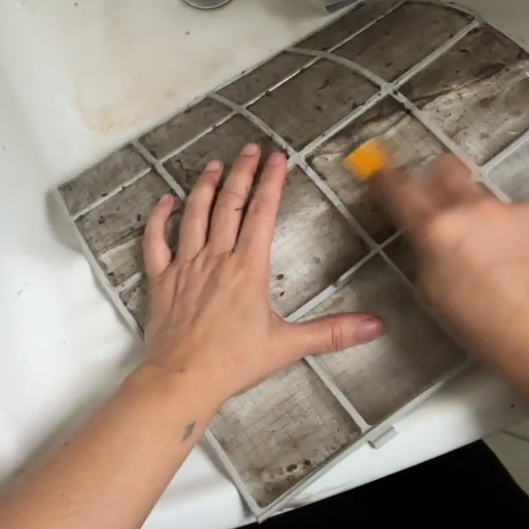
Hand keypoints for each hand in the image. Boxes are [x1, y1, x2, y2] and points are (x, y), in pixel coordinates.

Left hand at [138, 144, 383, 410]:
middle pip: (228, 204)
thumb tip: (373, 326)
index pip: (262, 213)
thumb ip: (331, 331)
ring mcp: (185, 265)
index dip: (271, 182)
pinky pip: (156, 241)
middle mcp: (215, 258)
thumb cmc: (232, 363)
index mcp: (247, 268)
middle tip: (249, 149)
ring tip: (213, 164)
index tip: (277, 159)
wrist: (183, 379)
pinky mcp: (161, 279)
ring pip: (194, 214)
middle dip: (240, 172)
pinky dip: (159, 218)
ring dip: (204, 186)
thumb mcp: (287, 346)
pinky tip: (165, 201)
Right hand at [371, 154, 528, 383]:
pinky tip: (517, 261)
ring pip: (482, 199)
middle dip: (435, 178)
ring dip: (477, 215)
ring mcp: (510, 210)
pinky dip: (507, 230)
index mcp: (436, 230)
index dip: (385, 176)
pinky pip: (512, 215)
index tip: (380, 170)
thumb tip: (429, 238)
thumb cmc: (485, 329)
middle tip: (437, 201)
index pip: (399, 189)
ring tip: (490, 253)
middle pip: (445, 169)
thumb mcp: (433, 293)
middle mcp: (471, 209)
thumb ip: (425, 253)